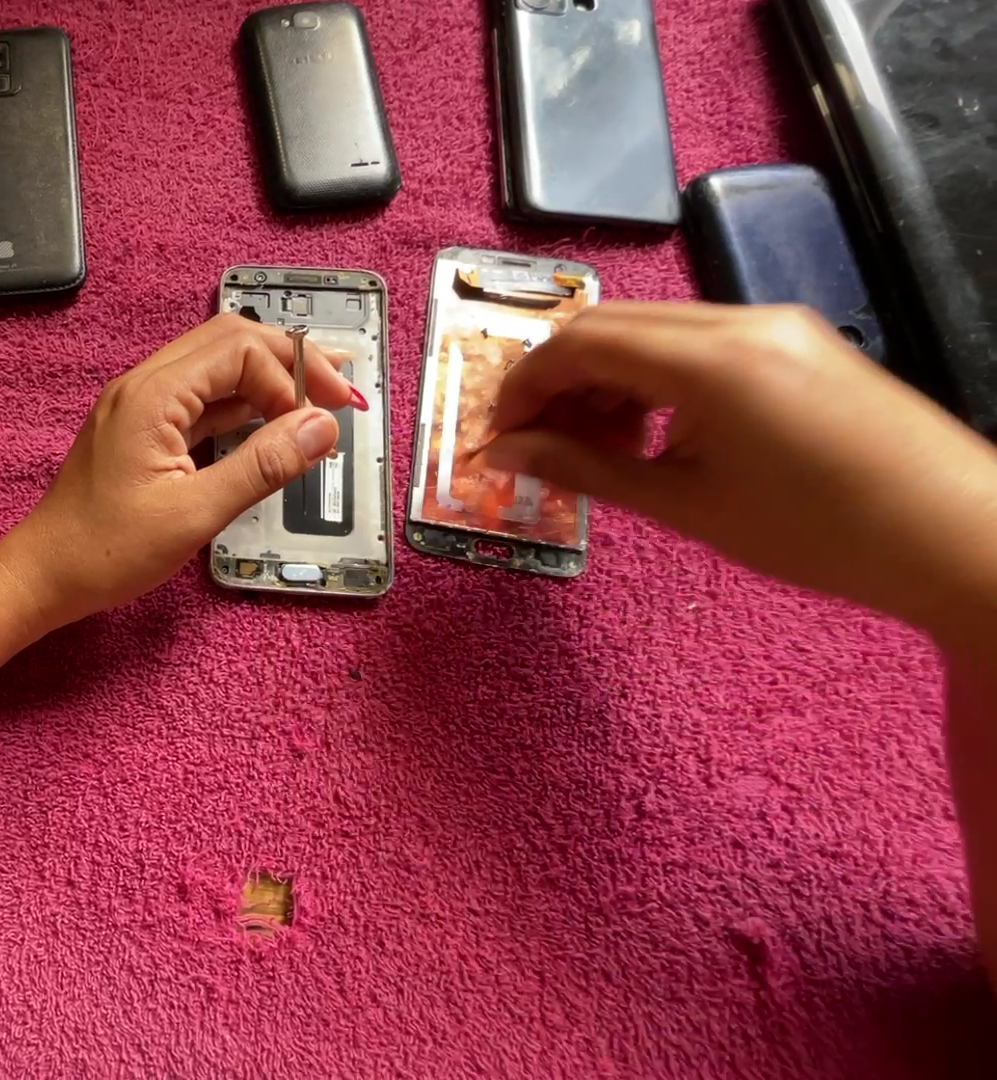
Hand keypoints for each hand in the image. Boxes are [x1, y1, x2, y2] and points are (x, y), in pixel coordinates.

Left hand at [0, 313, 356, 629]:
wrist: (43, 576)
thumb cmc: (105, 552)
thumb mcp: (193, 514)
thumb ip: (261, 466)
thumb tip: (322, 427)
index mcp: (152, 395)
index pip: (239, 348)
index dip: (293, 373)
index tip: (328, 417)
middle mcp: (142, 387)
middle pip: (228, 344)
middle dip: (288, 362)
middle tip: (340, 392)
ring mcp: (138, 408)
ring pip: (213, 371)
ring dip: (265, 382)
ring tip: (317, 403)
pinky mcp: (139, 432)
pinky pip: (197, 404)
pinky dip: (237, 409)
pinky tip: (268, 426)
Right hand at [479, 302, 996, 644]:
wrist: (965, 539)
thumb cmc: (818, 532)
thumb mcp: (681, 504)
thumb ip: (581, 468)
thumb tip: (503, 452)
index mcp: (715, 361)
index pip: (581, 342)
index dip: (524, 385)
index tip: (500, 435)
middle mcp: (743, 322)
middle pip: (606, 325)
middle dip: (552, 380)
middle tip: (532, 440)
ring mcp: (772, 327)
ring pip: (644, 331)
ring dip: (595, 380)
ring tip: (587, 444)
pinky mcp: (790, 343)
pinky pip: (687, 343)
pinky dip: (641, 379)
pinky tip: (641, 430)